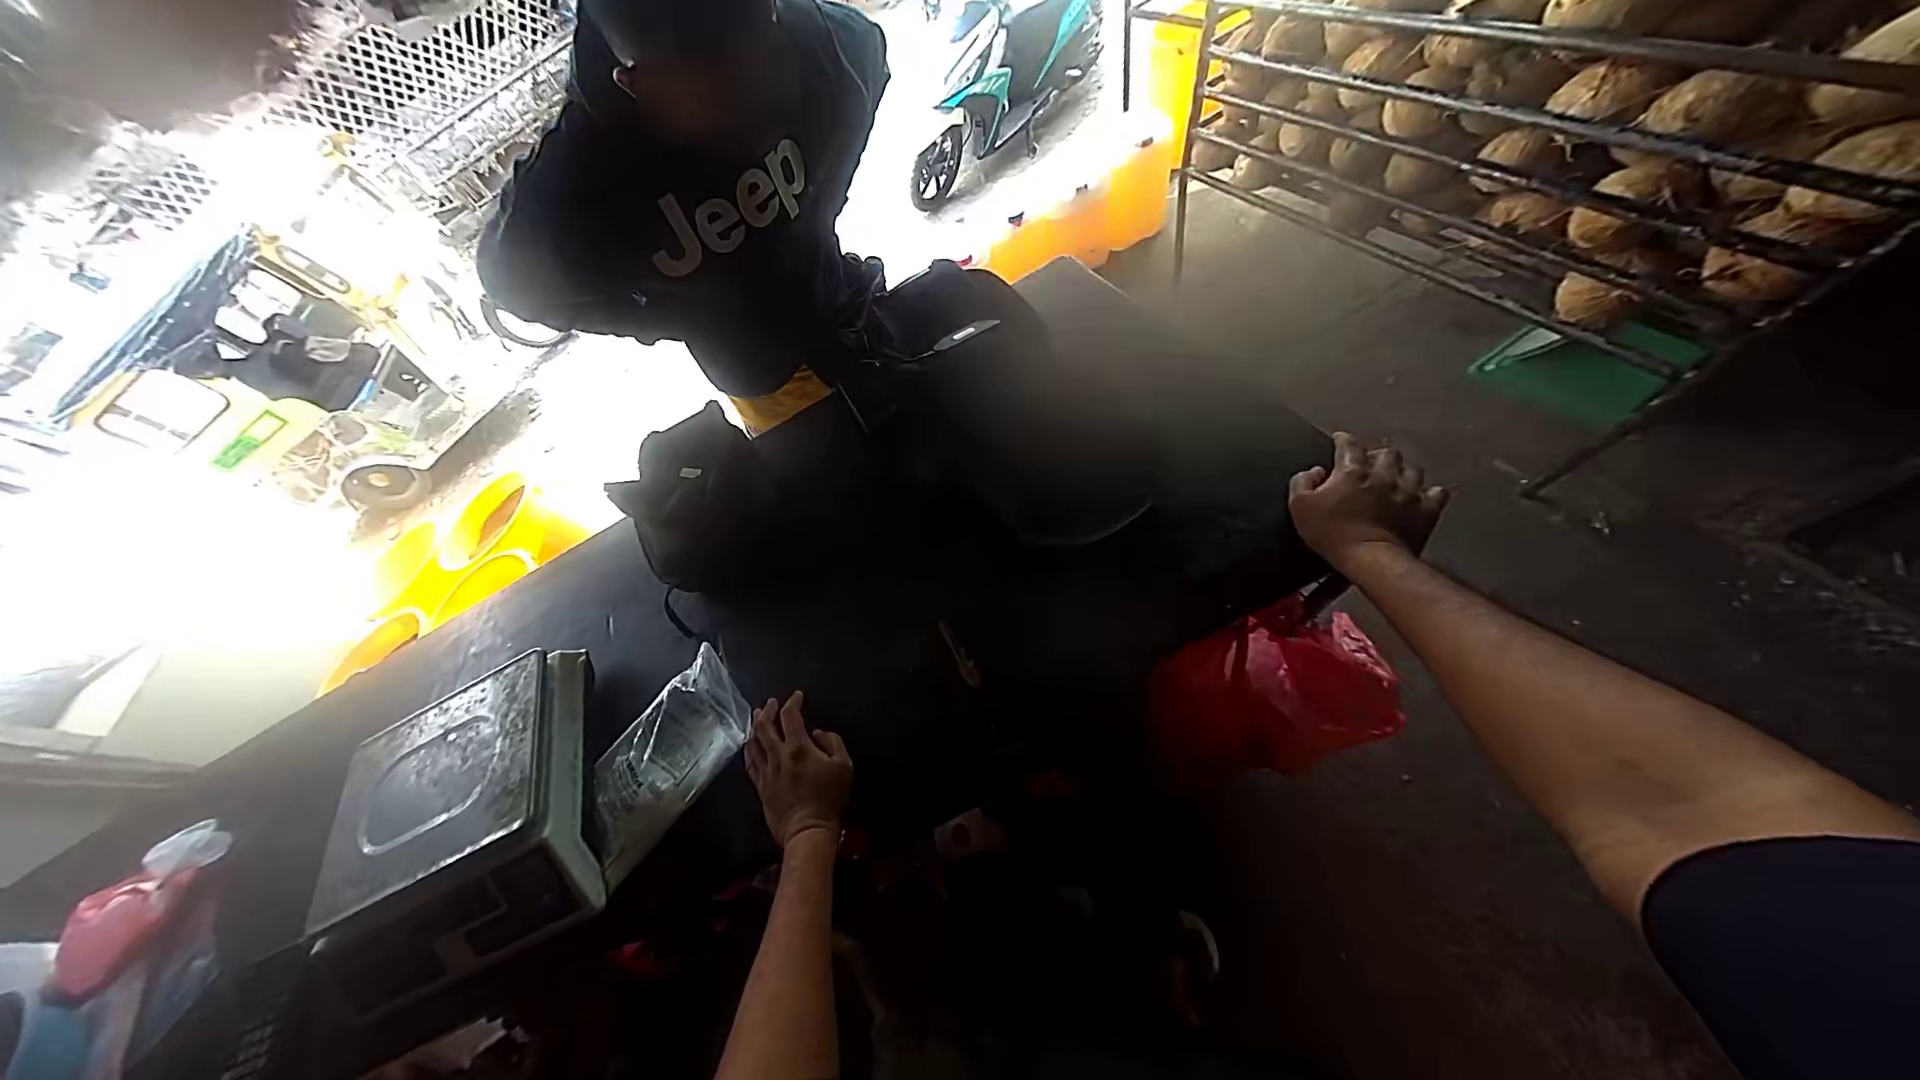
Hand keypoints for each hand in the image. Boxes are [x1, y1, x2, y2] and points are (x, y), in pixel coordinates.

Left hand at [744, 691, 852, 848]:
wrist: (808, 830)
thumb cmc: (829, 797)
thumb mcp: (844, 765)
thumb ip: (832, 742)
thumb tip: (816, 733)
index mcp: (798, 748)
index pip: (790, 717)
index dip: (793, 703)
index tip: (797, 696)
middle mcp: (778, 756)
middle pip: (764, 726)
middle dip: (767, 710)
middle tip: (771, 703)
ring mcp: (766, 771)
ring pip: (753, 743)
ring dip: (755, 726)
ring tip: (757, 716)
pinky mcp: (760, 786)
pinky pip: (750, 762)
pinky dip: (749, 748)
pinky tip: (750, 744)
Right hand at [1289, 432, 1448, 566]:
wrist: (1369, 558)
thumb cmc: (1331, 532)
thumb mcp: (1299, 506)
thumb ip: (1302, 482)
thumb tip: (1314, 471)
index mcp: (1353, 470)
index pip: (1349, 444)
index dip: (1342, 440)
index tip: (1339, 440)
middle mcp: (1384, 473)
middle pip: (1386, 453)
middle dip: (1377, 455)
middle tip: (1369, 464)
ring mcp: (1409, 490)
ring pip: (1412, 469)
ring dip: (1402, 472)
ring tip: (1394, 478)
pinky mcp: (1427, 509)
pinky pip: (1435, 493)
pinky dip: (1427, 493)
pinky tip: (1419, 497)